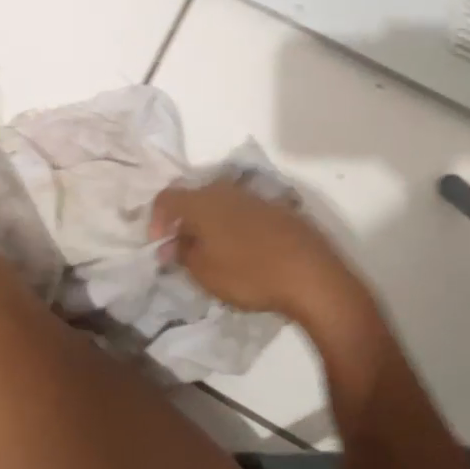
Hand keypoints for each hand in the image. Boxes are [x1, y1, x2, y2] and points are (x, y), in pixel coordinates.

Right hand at [150, 181, 374, 325]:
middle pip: (195, 198)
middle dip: (185, 222)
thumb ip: (181, 253)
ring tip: (215, 253)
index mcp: (202, 201)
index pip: (166, 197)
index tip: (159, 245)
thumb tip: (170, 244)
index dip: (156, 219)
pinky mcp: (280, 211)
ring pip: (222, 205)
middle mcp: (226, 191)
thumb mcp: (203, 272)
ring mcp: (256, 198)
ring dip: (212, 225)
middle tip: (184, 249)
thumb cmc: (248, 274)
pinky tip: (245, 253)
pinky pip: (247, 214)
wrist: (313, 278)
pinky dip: (237, 229)